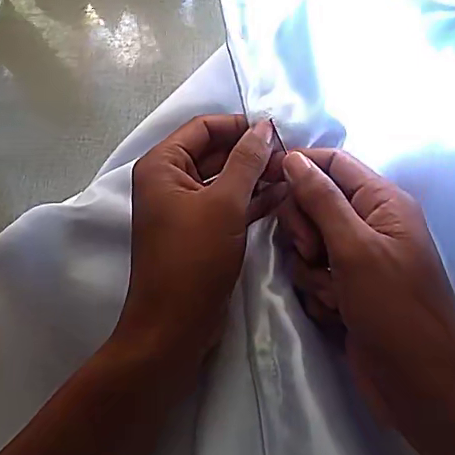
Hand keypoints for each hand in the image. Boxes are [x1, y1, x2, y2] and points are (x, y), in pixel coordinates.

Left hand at [115, 115, 285, 364]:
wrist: (174, 329)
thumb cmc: (193, 259)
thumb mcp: (224, 204)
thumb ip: (246, 161)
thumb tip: (264, 127)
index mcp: (163, 165)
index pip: (203, 127)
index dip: (238, 125)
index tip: (275, 129)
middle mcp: (170, 180)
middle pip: (215, 151)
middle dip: (251, 151)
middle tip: (290, 154)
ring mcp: (185, 206)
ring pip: (225, 178)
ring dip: (255, 174)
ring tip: (292, 173)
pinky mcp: (201, 230)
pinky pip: (228, 203)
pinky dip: (252, 198)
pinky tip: (283, 195)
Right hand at [276, 149, 454, 442]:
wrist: (427, 393)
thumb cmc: (397, 312)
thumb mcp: (355, 248)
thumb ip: (321, 199)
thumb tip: (292, 157)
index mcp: (382, 201)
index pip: (332, 162)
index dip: (298, 165)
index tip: (264, 179)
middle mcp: (370, 223)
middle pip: (313, 201)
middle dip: (304, 228)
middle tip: (313, 253)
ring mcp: (359, 260)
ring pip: (307, 242)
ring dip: (311, 269)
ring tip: (334, 294)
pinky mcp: (348, 292)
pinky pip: (313, 276)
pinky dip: (317, 293)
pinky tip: (337, 315)